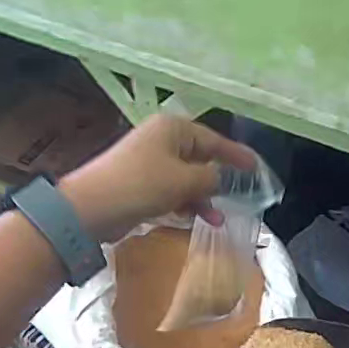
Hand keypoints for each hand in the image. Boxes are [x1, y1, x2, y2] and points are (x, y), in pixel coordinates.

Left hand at [58, 114, 259, 242]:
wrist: (92, 207)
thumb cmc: (142, 185)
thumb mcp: (185, 181)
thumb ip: (211, 178)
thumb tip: (221, 179)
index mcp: (173, 129)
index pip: (213, 139)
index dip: (236, 155)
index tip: (256, 167)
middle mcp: (162, 140)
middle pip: (200, 157)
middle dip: (219, 179)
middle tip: (242, 194)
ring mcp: (150, 162)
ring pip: (187, 177)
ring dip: (203, 197)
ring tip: (218, 218)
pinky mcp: (141, 183)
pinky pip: (172, 190)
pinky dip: (185, 202)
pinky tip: (197, 218)